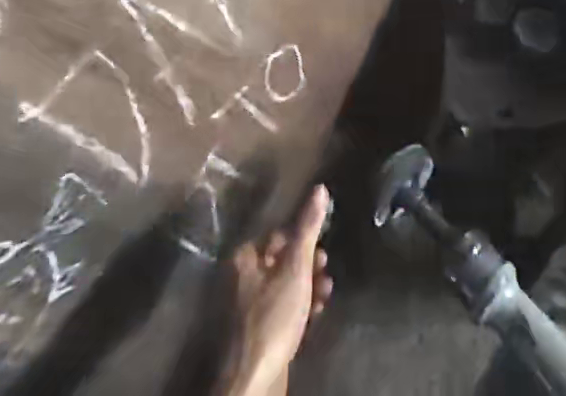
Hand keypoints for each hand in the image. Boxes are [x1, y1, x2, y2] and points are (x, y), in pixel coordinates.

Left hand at [216, 185, 333, 395]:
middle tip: (325, 267)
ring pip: (283, 285)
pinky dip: (299, 305)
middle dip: (307, 262)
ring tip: (326, 291)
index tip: (319, 246)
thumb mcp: (296, 267)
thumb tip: (320, 188)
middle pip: (280, 260)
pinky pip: (282, 308)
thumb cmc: (274, 316)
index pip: (275, 235)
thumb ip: (308, 228)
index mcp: (243, 261)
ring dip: (307, 284)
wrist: (254, 379)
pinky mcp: (257, 332)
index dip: (300, 238)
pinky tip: (315, 312)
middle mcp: (240, 281)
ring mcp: (247, 309)